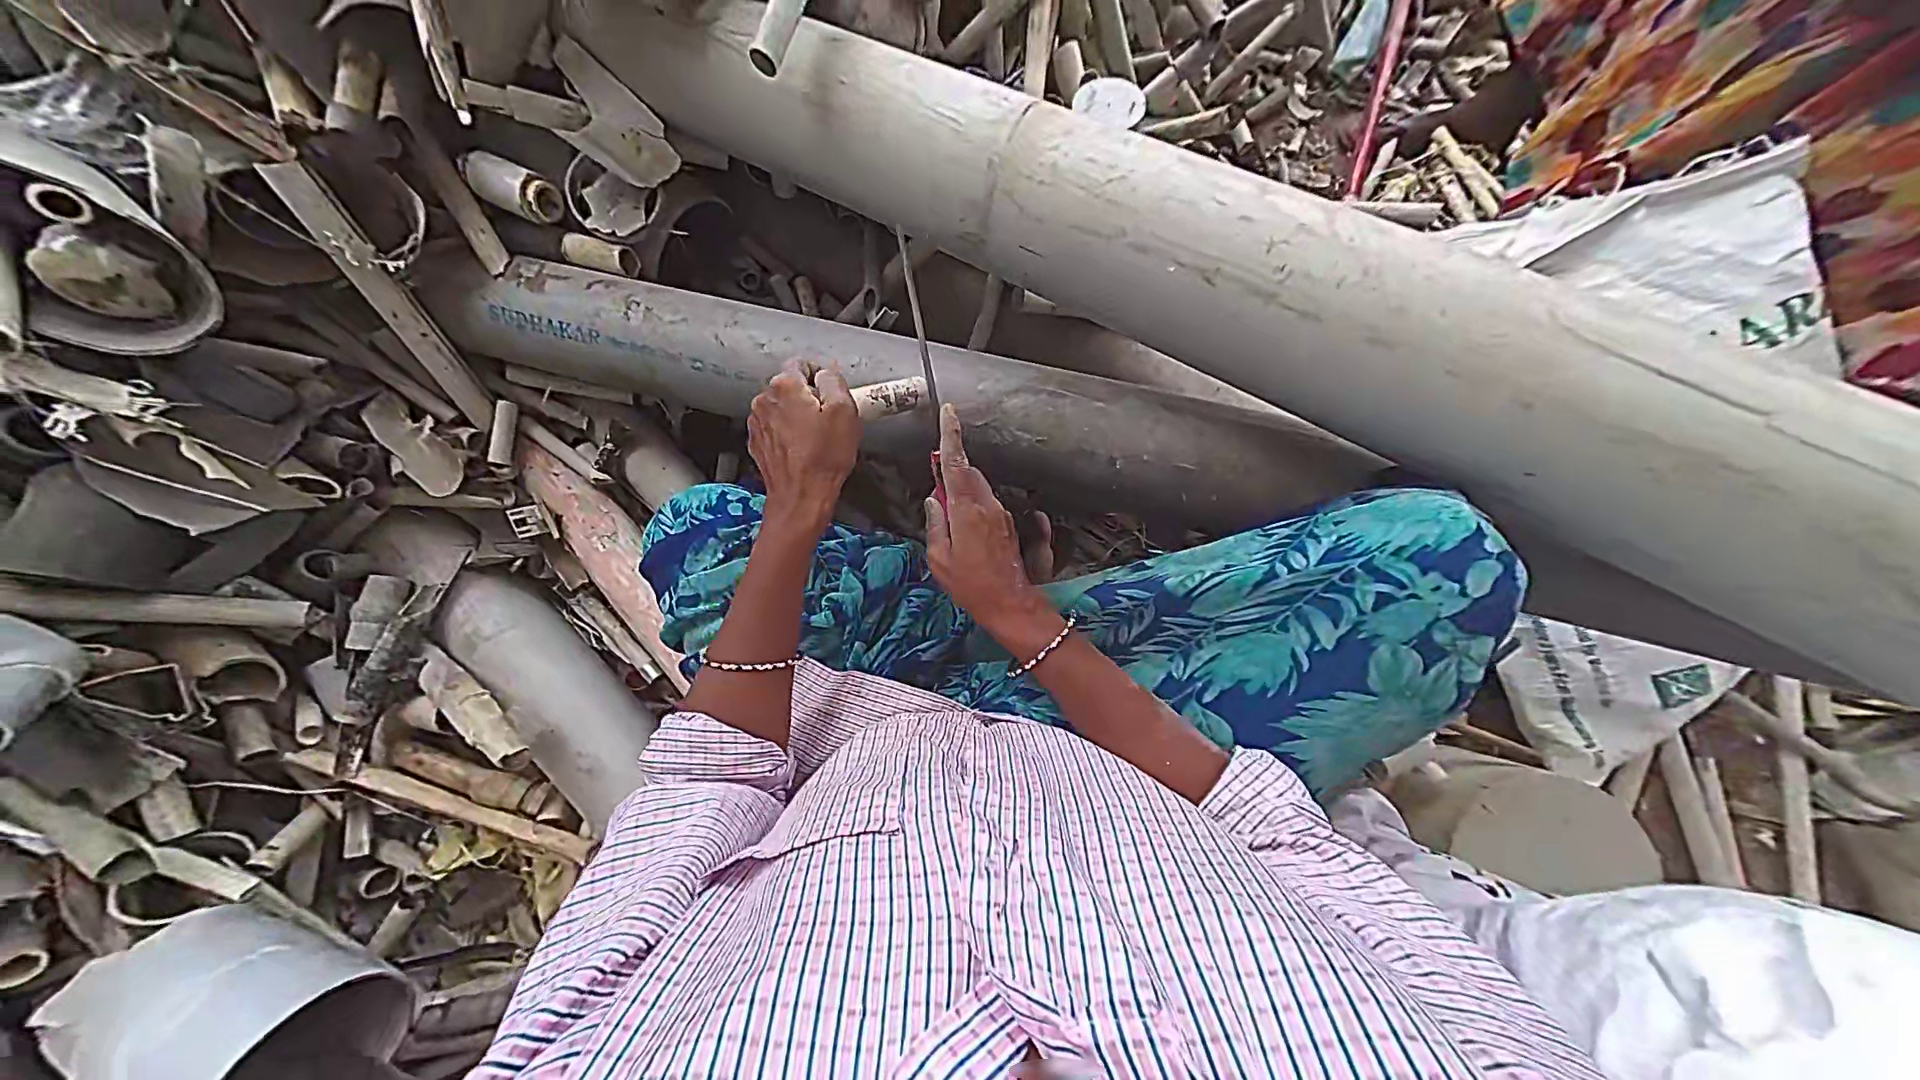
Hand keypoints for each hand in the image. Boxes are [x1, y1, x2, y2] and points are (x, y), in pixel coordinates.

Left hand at [748, 360, 860, 528]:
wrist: (802, 497)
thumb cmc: (823, 460)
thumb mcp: (845, 413)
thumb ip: (835, 382)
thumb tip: (828, 373)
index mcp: (785, 387)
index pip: (803, 363)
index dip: (822, 379)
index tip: (833, 397)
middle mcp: (764, 400)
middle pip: (791, 386)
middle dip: (810, 398)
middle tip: (830, 421)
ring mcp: (758, 422)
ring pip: (783, 407)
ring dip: (799, 417)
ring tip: (818, 439)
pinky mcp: (758, 442)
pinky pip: (777, 427)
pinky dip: (789, 434)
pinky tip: (805, 449)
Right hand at [923, 404, 1063, 656]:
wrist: (1010, 604)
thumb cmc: (970, 585)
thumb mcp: (939, 558)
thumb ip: (934, 523)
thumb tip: (933, 499)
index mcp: (966, 510)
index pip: (956, 463)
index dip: (951, 436)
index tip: (948, 413)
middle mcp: (988, 506)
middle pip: (969, 473)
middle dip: (952, 473)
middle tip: (937, 490)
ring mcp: (1001, 515)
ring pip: (978, 490)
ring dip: (962, 494)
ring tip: (951, 523)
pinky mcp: (1009, 526)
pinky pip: (987, 506)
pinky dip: (973, 508)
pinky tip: (967, 534)